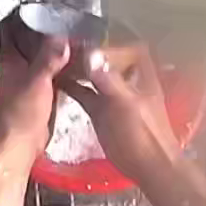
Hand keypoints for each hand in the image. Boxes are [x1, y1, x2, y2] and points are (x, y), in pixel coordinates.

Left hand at [0, 13, 70, 168]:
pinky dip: (60, 66)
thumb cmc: (19, 117)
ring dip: (52, 48)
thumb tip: (60, 38)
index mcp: (9, 60)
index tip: (36, 3)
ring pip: (39, 57)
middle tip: (61, 18)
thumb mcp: (37, 82)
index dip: (20, 13)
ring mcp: (26, 81)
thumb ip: (49, 59)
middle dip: (41, 29)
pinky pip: (50, 73)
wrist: (19, 147)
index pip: (9, 28)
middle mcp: (16, 68)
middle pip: (26, 40)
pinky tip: (74, 64)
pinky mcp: (38, 95)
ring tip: (72, 36)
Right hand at [64, 44, 183, 188]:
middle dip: (88, 52)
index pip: (129, 47)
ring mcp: (113, 97)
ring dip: (78, 68)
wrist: (149, 170)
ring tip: (57, 59)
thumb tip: (90, 52)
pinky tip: (56, 81)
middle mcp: (127, 82)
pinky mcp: (101, 113)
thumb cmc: (142, 135)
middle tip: (64, 45)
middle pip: (108, 59)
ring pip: (94, 76)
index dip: (112, 40)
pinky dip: (72, 87)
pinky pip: (85, 94)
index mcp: (141, 76)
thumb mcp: (124, 104)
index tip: (88, 36)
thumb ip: (107, 79)